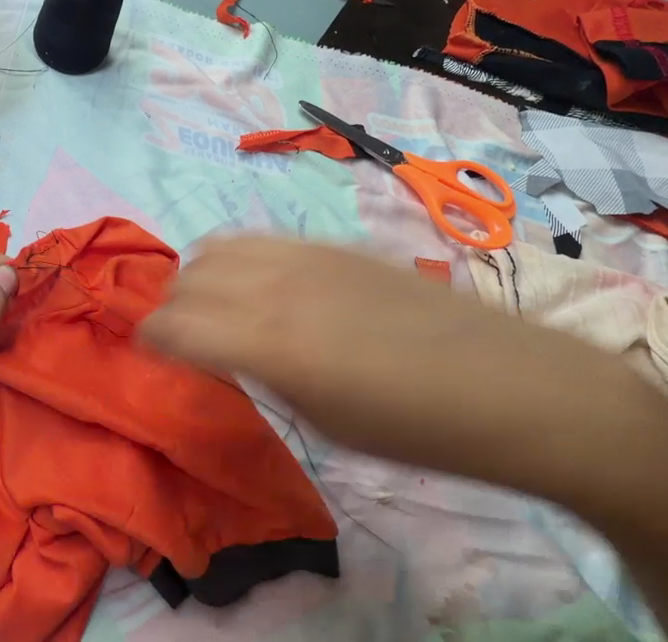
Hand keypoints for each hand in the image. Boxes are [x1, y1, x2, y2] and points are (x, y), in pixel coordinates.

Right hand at [139, 236, 660, 496]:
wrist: (518, 387)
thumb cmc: (421, 431)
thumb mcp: (323, 421)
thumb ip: (257, 374)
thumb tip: (217, 350)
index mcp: (268, 344)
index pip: (172, 324)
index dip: (149, 339)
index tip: (149, 352)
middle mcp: (276, 287)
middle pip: (187, 277)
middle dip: (171, 306)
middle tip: (183, 336)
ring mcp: (306, 255)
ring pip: (217, 246)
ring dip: (201, 275)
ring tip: (216, 305)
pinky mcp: (334, 243)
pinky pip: (260, 237)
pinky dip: (239, 258)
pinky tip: (261, 285)